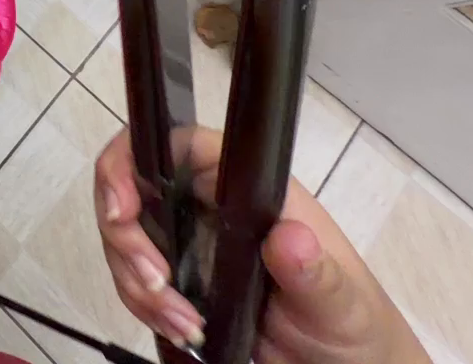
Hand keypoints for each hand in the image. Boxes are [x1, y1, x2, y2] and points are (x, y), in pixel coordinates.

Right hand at [94, 128, 429, 363]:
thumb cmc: (352, 328)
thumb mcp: (342, 306)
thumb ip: (317, 275)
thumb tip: (291, 235)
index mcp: (237, 183)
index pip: (169, 143)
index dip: (128, 162)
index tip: (123, 212)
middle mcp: (199, 197)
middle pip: (128, 187)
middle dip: (125, 237)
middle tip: (154, 284)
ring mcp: (178, 232)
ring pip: (120, 232)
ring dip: (134, 278)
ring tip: (182, 324)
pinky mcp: (167, 267)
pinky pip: (127, 270)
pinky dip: (140, 300)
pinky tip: (176, 327)